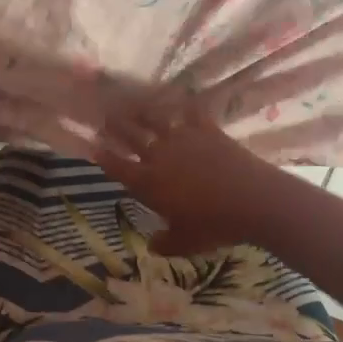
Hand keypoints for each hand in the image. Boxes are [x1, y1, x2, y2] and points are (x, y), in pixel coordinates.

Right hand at [95, 98, 279, 255]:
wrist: (250, 198)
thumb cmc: (213, 225)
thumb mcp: (185, 243)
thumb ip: (165, 243)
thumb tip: (152, 245)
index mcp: (149, 183)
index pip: (118, 167)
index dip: (103, 157)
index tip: (92, 146)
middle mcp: (159, 155)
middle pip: (131, 136)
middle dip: (116, 126)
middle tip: (105, 117)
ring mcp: (182, 137)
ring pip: (155, 118)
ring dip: (142, 110)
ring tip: (133, 104)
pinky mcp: (205, 128)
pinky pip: (190, 111)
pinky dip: (184, 103)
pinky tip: (181, 96)